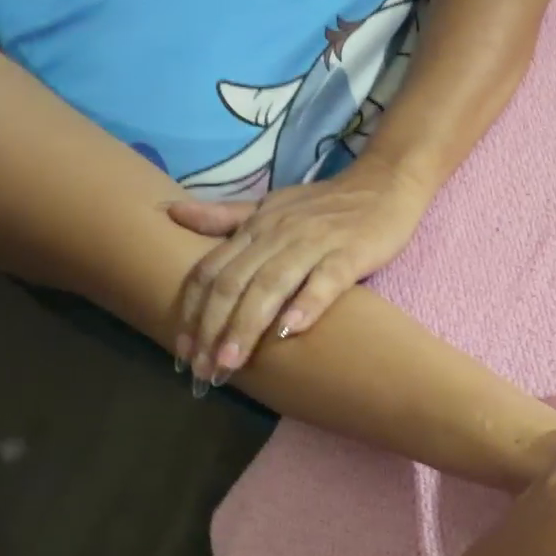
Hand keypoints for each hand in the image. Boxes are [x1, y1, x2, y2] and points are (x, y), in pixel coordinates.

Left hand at [166, 156, 430, 383]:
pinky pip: (326, 279)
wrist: (384, 185)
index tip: (182, 351)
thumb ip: (226, 217)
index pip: (210, 270)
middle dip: (212, 329)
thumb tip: (172, 213)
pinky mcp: (352, 253)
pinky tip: (292, 332)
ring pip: (271, 285)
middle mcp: (277, 235)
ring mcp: (315, 243)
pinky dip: (307, 304)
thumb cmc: (327, 204)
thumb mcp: (271, 207)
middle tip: (202, 370)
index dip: (191, 311)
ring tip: (232, 362)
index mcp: (255, 228)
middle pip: (234, 283)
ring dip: (247, 325)